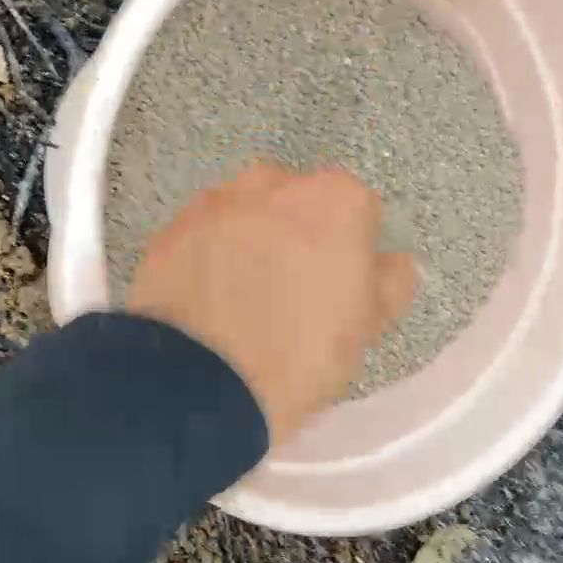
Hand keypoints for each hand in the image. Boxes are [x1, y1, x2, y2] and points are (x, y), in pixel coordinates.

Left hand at [125, 165, 414, 442]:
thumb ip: (388, 282)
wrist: (198, 379)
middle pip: (292, 202)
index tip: (337, 285)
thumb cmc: (300, 354)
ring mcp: (213, 202)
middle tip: (287, 290)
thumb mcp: (367, 327)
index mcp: (334, 199)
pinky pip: (198, 236)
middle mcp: (271, 183)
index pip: (355, 210)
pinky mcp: (169, 228)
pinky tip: (201, 297)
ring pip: (240, 213)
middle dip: (292, 234)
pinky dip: (203, 256)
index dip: (348, 248)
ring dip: (244, 240)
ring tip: (237, 296)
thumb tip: (393, 263)